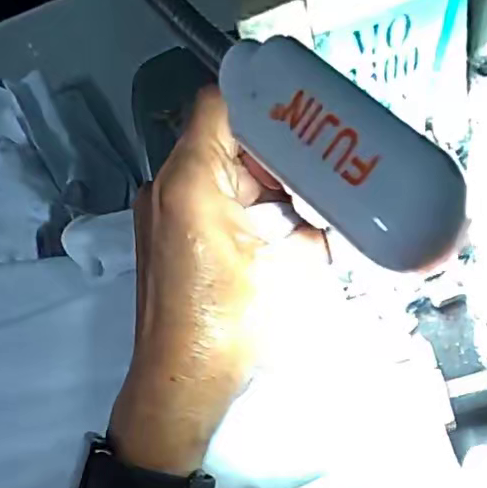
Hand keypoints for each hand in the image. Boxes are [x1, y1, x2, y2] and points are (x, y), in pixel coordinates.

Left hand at [111, 88, 323, 472]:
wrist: (183, 383)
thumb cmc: (231, 327)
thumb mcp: (289, 276)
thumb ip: (314, 236)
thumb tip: (326, 225)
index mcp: (192, 183)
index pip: (220, 106)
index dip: (264, 104)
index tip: (305, 120)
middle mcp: (166, 188)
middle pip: (220, 139)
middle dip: (272, 150)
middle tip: (318, 165)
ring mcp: (160, 215)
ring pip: (215, 173)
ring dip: (260, 183)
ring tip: (305, 201)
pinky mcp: (166, 241)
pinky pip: (206, 202)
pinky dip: (241, 206)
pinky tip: (277, 231)